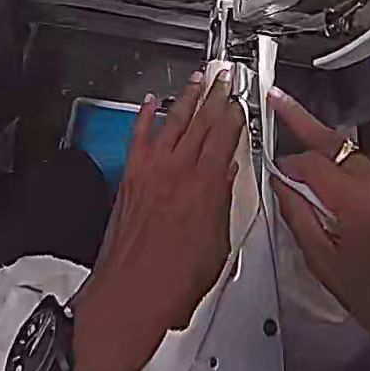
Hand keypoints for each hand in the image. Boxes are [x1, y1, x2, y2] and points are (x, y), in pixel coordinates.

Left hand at [73, 69, 242, 370]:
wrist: (130, 295)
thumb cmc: (174, 280)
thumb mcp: (218, 244)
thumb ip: (223, 203)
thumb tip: (228, 177)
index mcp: (206, 185)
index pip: (224, 135)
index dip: (234, 113)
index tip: (240, 99)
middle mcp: (178, 170)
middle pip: (201, 120)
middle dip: (215, 94)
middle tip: (224, 75)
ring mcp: (152, 171)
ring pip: (173, 121)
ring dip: (187, 96)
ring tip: (197, 78)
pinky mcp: (131, 177)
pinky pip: (139, 137)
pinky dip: (146, 117)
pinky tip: (152, 103)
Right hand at [268, 89, 369, 358]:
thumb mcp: (322, 261)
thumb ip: (298, 214)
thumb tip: (281, 182)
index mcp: (364, 206)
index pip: (315, 163)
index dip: (289, 161)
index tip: (271, 163)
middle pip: (335, 148)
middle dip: (305, 135)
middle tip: (279, 103)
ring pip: (351, 156)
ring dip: (325, 158)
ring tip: (300, 163)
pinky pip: (367, 170)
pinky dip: (346, 174)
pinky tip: (332, 191)